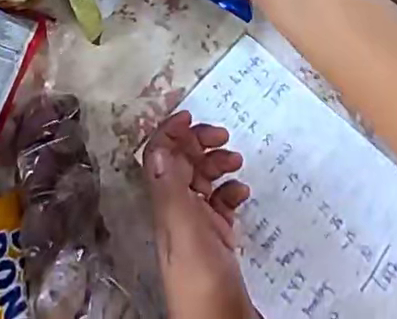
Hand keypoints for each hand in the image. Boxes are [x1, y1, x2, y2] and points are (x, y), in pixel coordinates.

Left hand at [144, 110, 253, 318]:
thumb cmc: (200, 281)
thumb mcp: (183, 230)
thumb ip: (169, 188)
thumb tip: (154, 146)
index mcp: (164, 204)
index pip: (159, 156)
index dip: (170, 132)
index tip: (190, 115)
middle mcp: (177, 211)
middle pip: (182, 163)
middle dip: (198, 142)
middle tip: (223, 135)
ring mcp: (197, 226)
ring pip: (202, 180)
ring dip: (217, 163)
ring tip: (236, 161)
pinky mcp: (217, 240)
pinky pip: (221, 204)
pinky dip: (230, 191)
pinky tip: (242, 192)